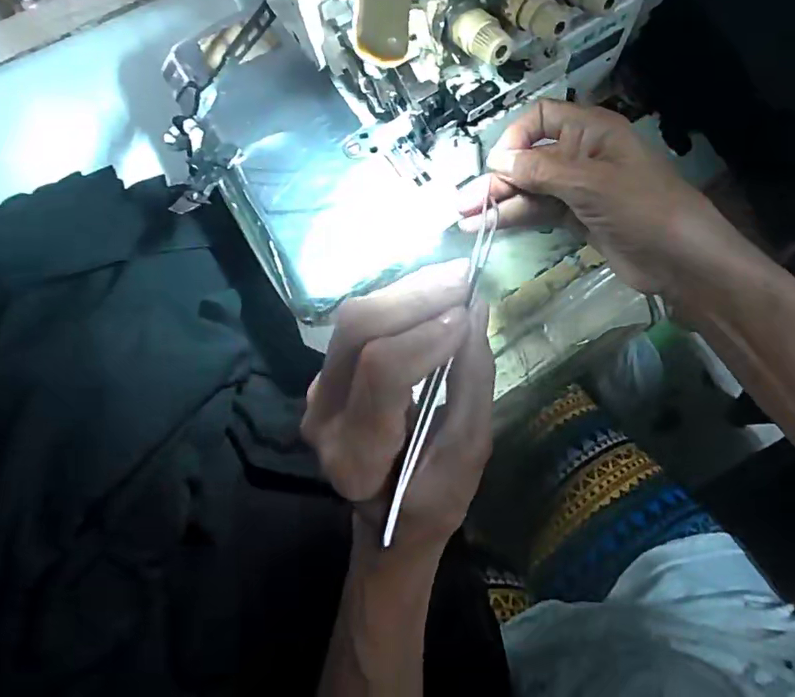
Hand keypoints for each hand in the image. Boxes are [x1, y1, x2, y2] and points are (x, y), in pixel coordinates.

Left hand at [301, 262, 494, 560]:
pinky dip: (398, 300)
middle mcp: (322, 416)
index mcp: (355, 457)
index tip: (467, 314)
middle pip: (357, 331)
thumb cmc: (430, 503)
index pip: (380, 375)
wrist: (385, 517)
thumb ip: (471, 385)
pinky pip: (357, 323)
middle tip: (464, 277)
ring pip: (353, 318)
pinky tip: (431, 292)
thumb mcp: (466, 460)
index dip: (425, 336)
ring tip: (454, 277)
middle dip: (413, 297)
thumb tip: (477, 311)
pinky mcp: (327, 369)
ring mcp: (317, 389)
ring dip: (406, 290)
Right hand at [455, 99, 771, 306]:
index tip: (500, 165)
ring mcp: (577, 188)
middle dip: (497, 178)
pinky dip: (514, 217)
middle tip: (464, 203)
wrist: (684, 262)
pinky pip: (538, 211)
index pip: (540, 117)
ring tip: (465, 218)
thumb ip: (540, 170)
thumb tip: (497, 160)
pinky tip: (486, 226)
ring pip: (528, 188)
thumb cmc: (643, 207)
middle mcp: (580, 154)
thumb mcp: (590, 183)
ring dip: (499, 201)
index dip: (516, 137)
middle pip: (528, 158)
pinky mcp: (576, 217)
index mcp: (590, 130)